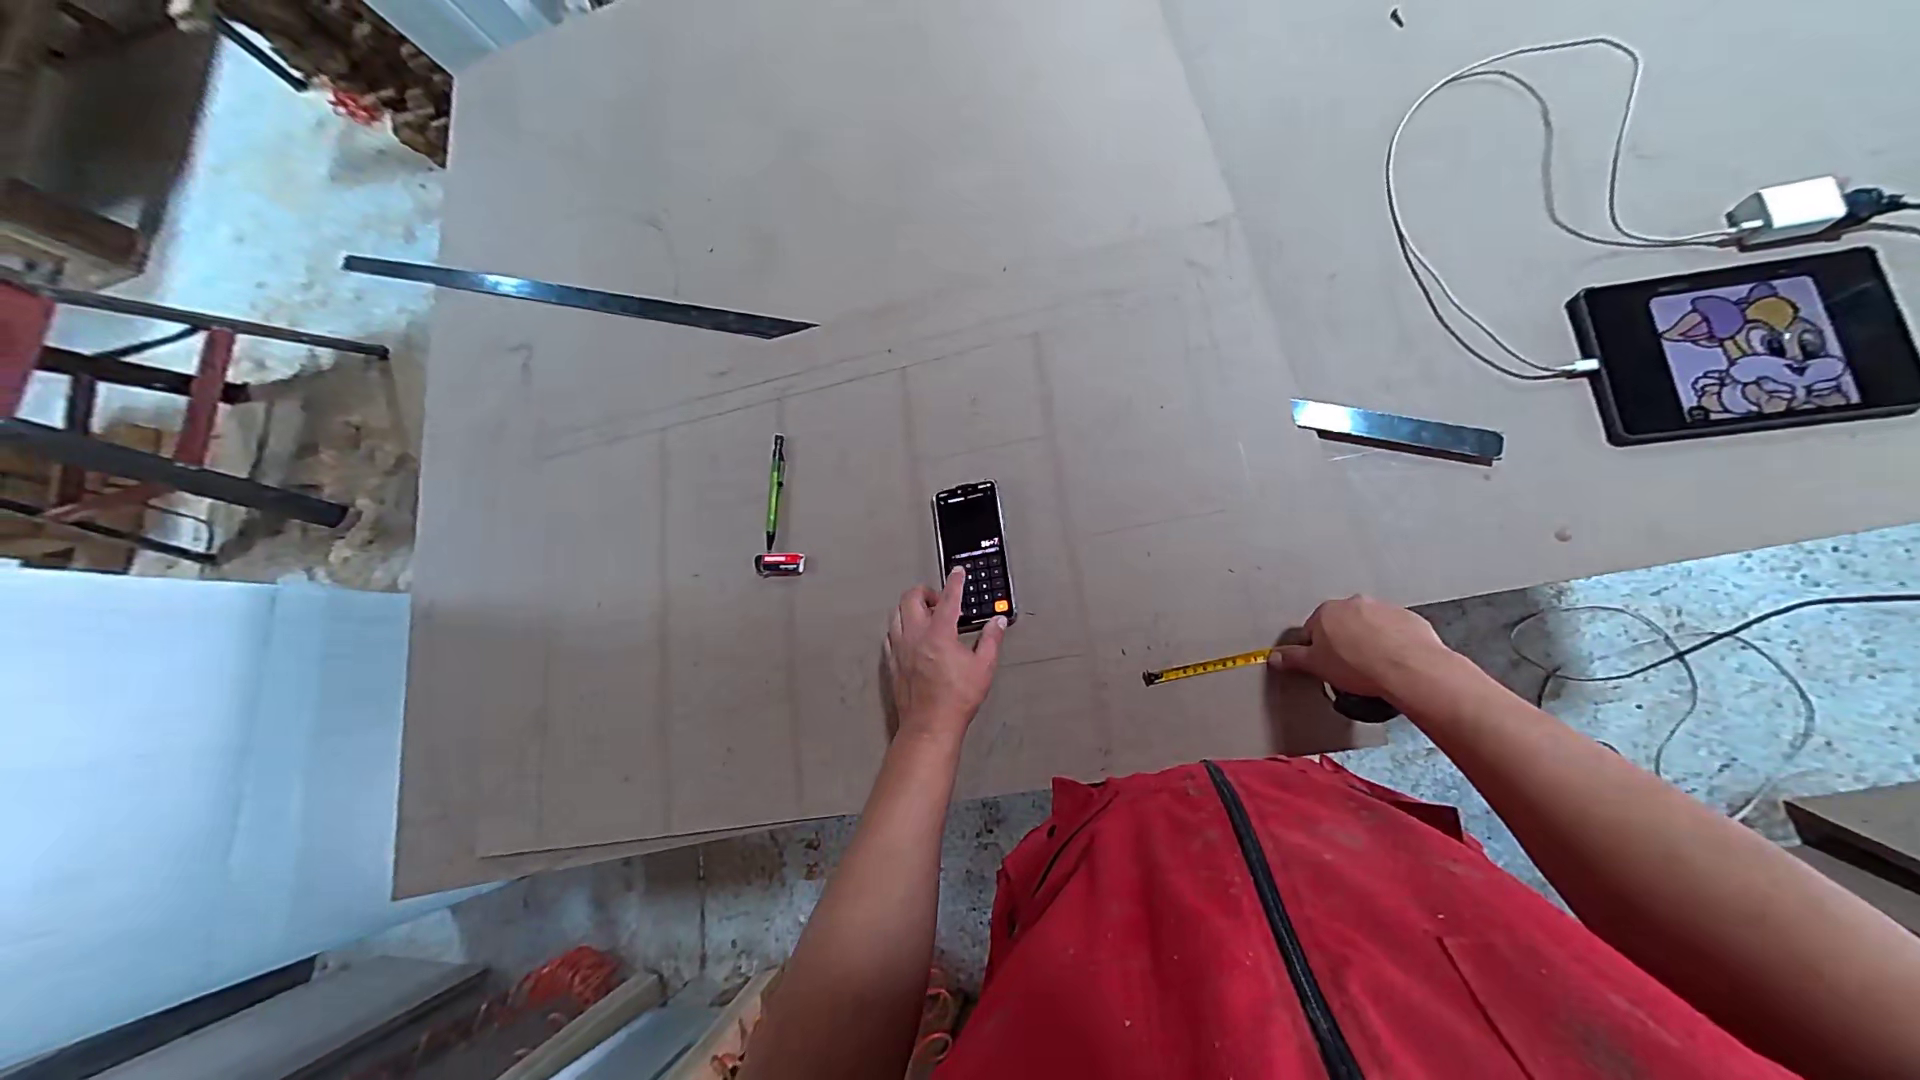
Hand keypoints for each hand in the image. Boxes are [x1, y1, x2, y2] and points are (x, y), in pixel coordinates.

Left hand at [884, 568, 1007, 743]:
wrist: (929, 726)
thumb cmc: (956, 700)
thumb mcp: (984, 668)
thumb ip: (991, 640)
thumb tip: (997, 623)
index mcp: (939, 634)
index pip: (948, 598)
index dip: (954, 582)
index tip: (957, 573)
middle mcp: (915, 636)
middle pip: (911, 598)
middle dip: (926, 592)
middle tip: (939, 599)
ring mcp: (900, 648)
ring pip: (896, 613)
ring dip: (910, 607)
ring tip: (924, 613)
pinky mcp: (893, 662)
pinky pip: (890, 634)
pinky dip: (900, 627)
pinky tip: (909, 634)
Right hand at [1268, 594, 1457, 702]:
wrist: (1410, 669)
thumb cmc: (1362, 666)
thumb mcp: (1317, 666)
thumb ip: (1293, 658)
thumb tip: (1275, 657)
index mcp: (1326, 611)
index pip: (1312, 629)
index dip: (1317, 650)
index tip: (1325, 663)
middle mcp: (1354, 604)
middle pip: (1341, 624)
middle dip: (1343, 642)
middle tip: (1348, 667)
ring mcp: (1383, 609)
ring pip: (1368, 625)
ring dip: (1368, 641)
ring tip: (1373, 667)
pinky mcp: (1409, 618)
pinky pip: (1394, 630)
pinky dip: (1393, 642)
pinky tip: (1394, 662)